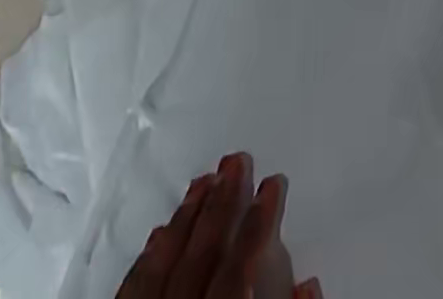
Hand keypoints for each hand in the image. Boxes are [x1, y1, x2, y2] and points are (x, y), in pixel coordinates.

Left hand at [117, 152, 323, 298]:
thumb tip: (309, 283)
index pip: (240, 267)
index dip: (260, 222)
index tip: (274, 184)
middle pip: (202, 252)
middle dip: (223, 201)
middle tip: (239, 159)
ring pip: (165, 260)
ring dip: (187, 216)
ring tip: (205, 177)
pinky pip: (133, 284)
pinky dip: (150, 253)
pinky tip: (161, 227)